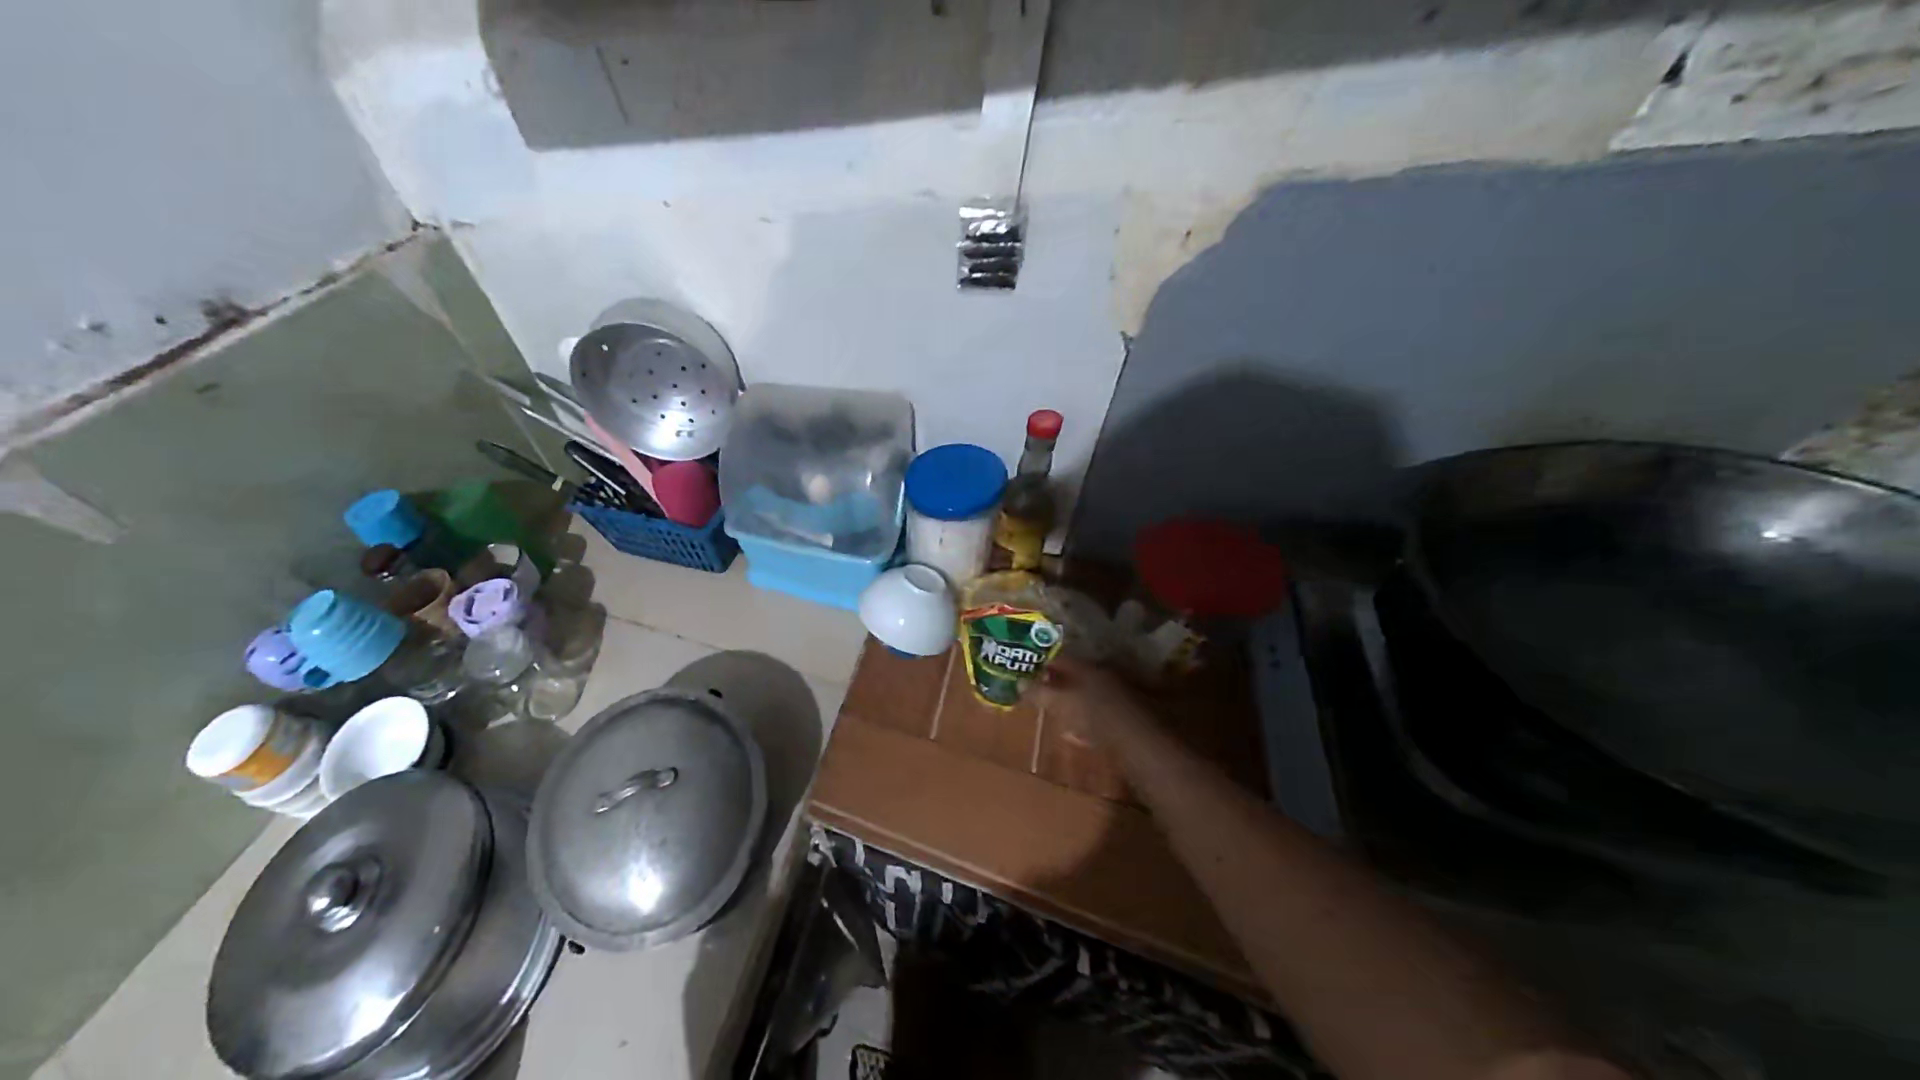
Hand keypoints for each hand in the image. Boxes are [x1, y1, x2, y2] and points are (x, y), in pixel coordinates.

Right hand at [1040, 655, 1157, 748]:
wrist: (1137, 741)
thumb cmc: (1094, 715)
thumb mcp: (1060, 703)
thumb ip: (1039, 693)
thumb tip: (1018, 683)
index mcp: (1088, 667)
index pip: (1062, 658)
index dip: (1044, 663)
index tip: (1029, 670)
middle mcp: (1104, 676)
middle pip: (1076, 676)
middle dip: (1059, 683)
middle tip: (1040, 693)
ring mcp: (1117, 697)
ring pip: (1088, 696)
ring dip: (1073, 703)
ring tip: (1056, 714)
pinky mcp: (1124, 719)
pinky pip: (1098, 716)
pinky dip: (1086, 722)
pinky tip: (1078, 735)